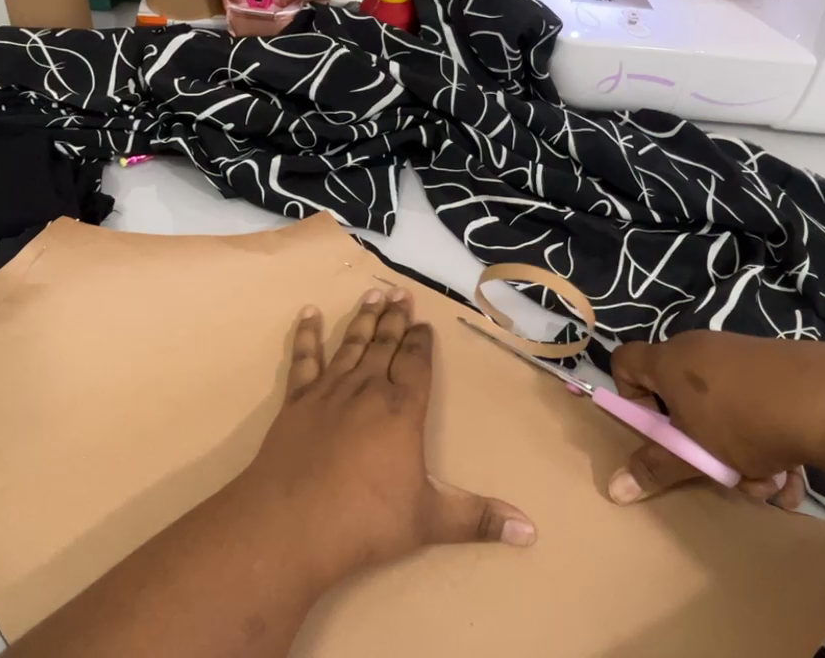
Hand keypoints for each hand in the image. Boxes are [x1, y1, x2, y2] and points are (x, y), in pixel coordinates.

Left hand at [231, 287, 535, 588]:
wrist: (293, 523)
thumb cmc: (366, 520)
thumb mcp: (429, 521)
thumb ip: (478, 518)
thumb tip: (531, 532)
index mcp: (402, 410)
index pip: (416, 364)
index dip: (421, 342)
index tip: (424, 322)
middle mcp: (367, 390)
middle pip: (384, 346)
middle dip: (395, 319)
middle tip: (400, 293)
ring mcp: (328, 392)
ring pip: (351, 345)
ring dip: (363, 319)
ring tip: (372, 294)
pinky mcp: (296, 402)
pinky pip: (304, 359)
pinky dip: (307, 335)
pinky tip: (309, 314)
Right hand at [605, 331, 822, 509]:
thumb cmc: (743, 421)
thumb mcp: (696, 453)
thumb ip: (657, 468)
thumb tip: (614, 489)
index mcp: (669, 362)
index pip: (625, 361)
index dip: (630, 396)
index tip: (656, 429)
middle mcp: (699, 350)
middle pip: (680, 395)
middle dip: (698, 442)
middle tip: (717, 469)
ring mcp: (740, 355)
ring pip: (724, 409)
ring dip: (738, 452)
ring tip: (767, 483)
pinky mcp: (777, 366)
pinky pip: (758, 405)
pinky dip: (768, 439)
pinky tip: (792, 474)